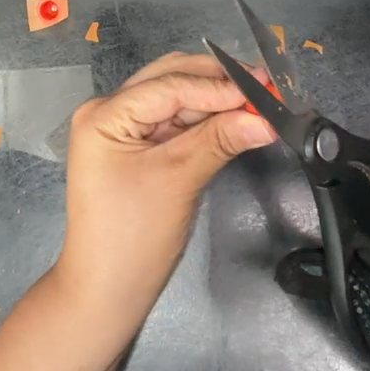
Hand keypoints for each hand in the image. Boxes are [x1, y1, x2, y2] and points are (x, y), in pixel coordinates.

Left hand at [52, 52, 276, 315]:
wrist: (107, 290)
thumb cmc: (133, 237)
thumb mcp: (178, 180)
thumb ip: (219, 140)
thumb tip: (265, 118)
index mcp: (104, 114)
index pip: (168, 85)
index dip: (216, 86)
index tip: (261, 90)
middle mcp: (108, 112)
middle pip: (170, 80)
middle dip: (216, 83)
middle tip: (263, 88)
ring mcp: (122, 129)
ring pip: (175, 98)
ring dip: (214, 99)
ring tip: (256, 102)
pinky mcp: (138, 147)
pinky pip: (174, 121)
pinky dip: (204, 119)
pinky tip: (234, 120)